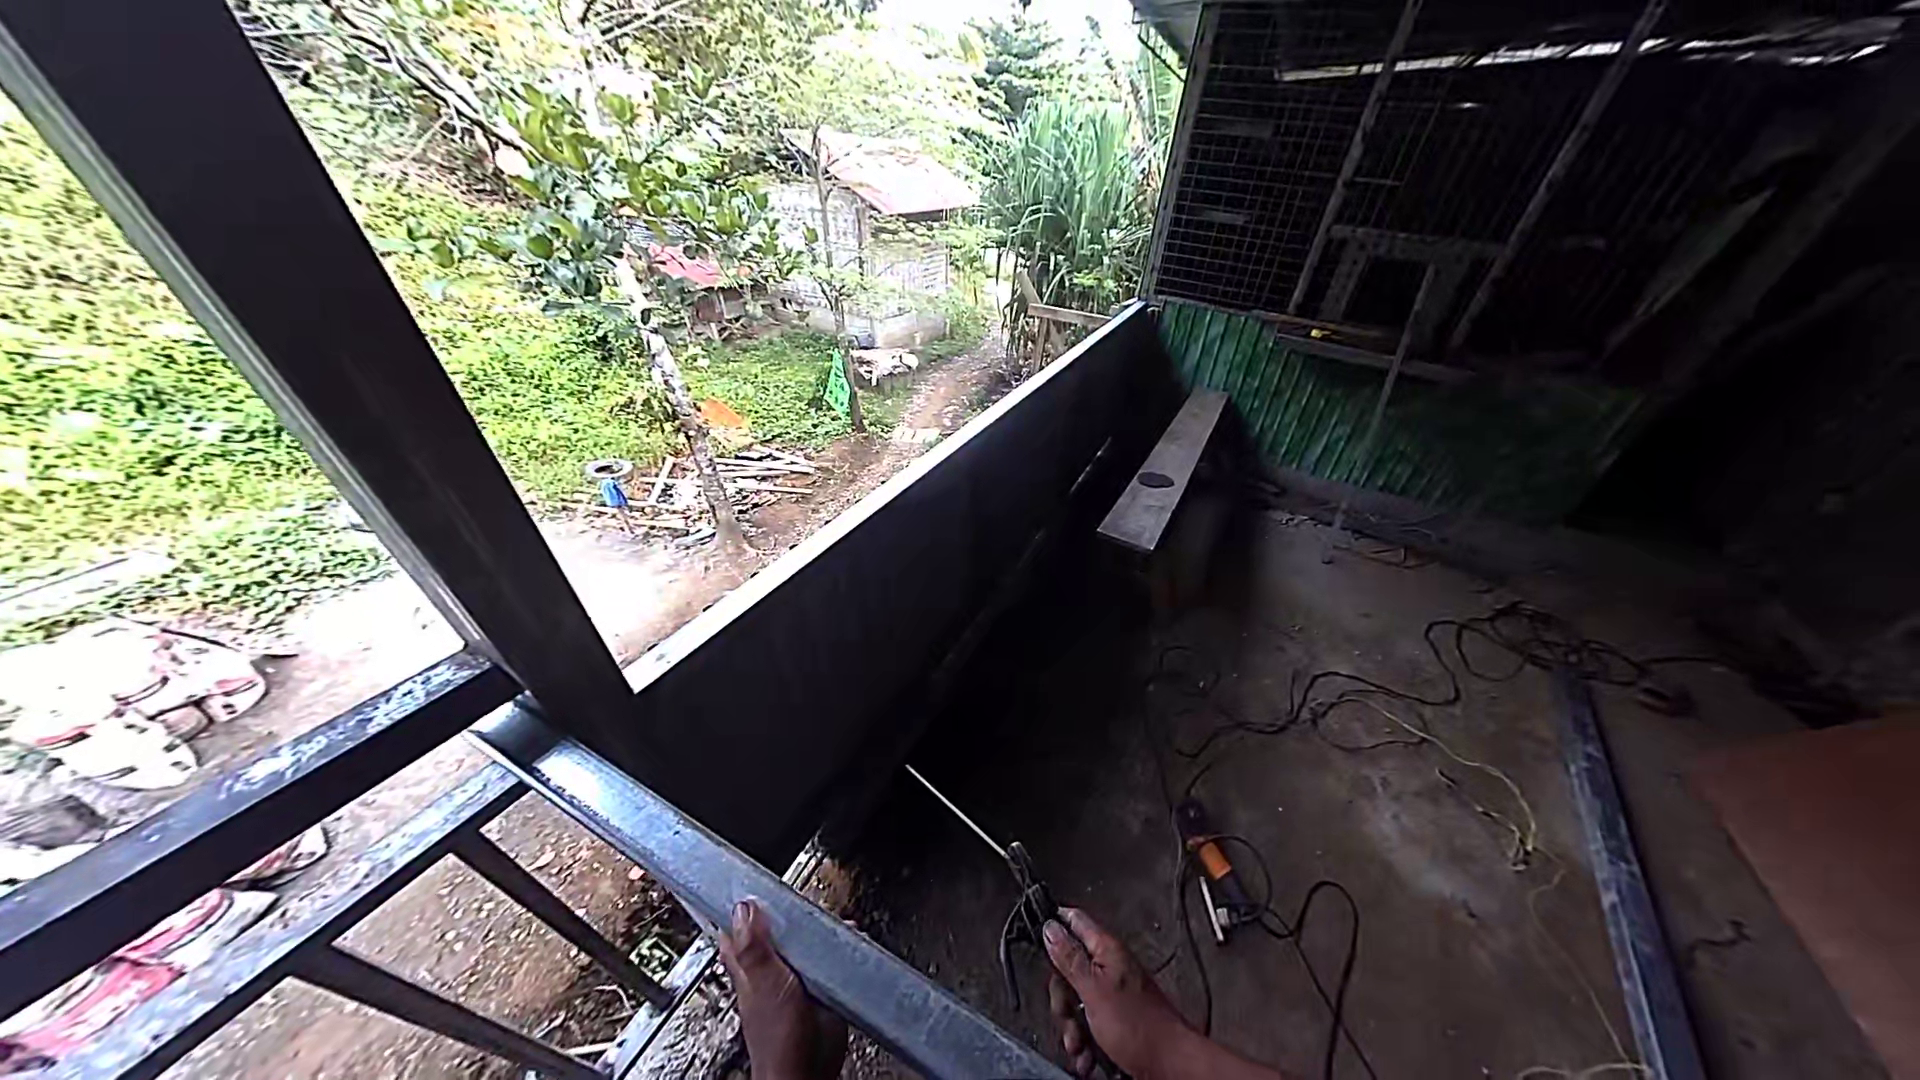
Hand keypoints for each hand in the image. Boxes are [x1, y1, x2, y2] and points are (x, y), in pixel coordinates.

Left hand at [718, 899, 847, 1079]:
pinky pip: (830, 954)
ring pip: (805, 938)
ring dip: (819, 925)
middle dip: (790, 911)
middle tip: (800, 896)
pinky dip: (840, 942)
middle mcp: (771, 968)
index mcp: (748, 966)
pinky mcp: (822, 983)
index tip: (752, 885)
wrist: (810, 1072)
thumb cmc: (778, 1041)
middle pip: (776, 928)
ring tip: (829, 915)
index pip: (738, 928)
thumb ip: (753, 949)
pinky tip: (848, 936)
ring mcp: (797, 976)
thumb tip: (743, 908)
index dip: (743, 906)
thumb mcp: (764, 985)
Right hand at [1042, 907, 1200, 1078]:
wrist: (1173, 1068)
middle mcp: (1110, 966)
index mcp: (1106, 948)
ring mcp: (1113, 992)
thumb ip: (1070, 958)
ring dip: (1072, 1025)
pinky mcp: (1116, 1018)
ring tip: (1080, 1045)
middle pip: (1069, 967)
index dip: (1053, 928)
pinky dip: (1085, 1040)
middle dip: (1062, 997)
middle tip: (1067, 1013)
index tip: (1044, 951)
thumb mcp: (1094, 990)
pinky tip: (1088, 1056)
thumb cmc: (1141, 1027)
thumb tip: (1050, 927)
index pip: (1073, 919)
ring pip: (1076, 999)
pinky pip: (1089, 1021)